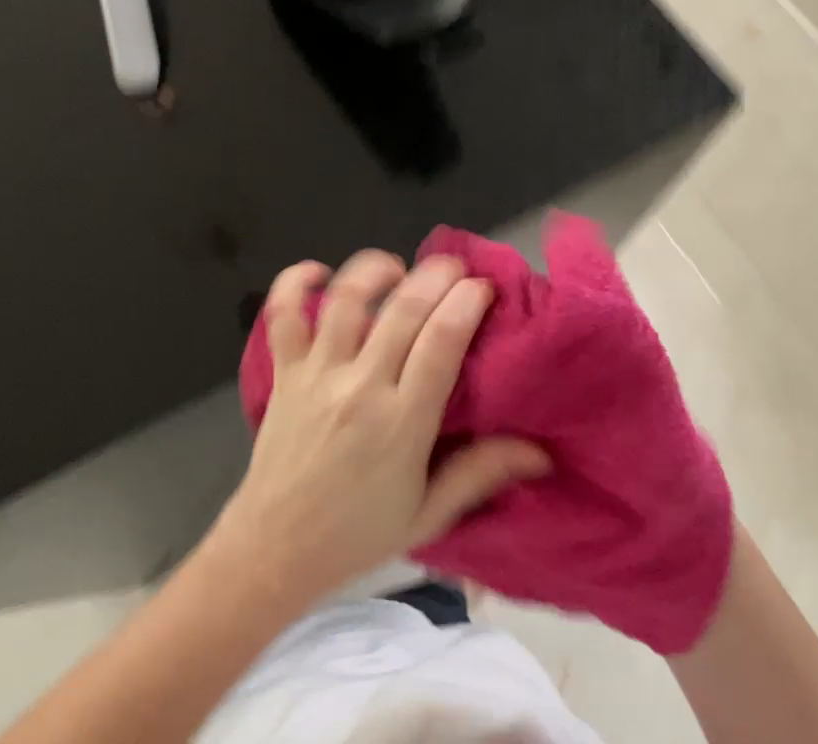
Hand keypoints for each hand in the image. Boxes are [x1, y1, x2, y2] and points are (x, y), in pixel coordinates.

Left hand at [208, 250, 550, 604]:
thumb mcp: (428, 515)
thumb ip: (480, 474)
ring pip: (344, 299)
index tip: (483, 287)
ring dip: (374, 270)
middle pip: (402, 310)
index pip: (441, 341)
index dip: (466, 303)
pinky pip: (282, 317)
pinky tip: (318, 272)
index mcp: (402, 423)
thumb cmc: (357, 535)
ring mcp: (316, 376)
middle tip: (455, 268)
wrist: (276, 549)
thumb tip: (541, 453)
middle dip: (436, 275)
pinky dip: (294, 284)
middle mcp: (360, 387)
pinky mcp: (283, 375)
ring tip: (397, 268)